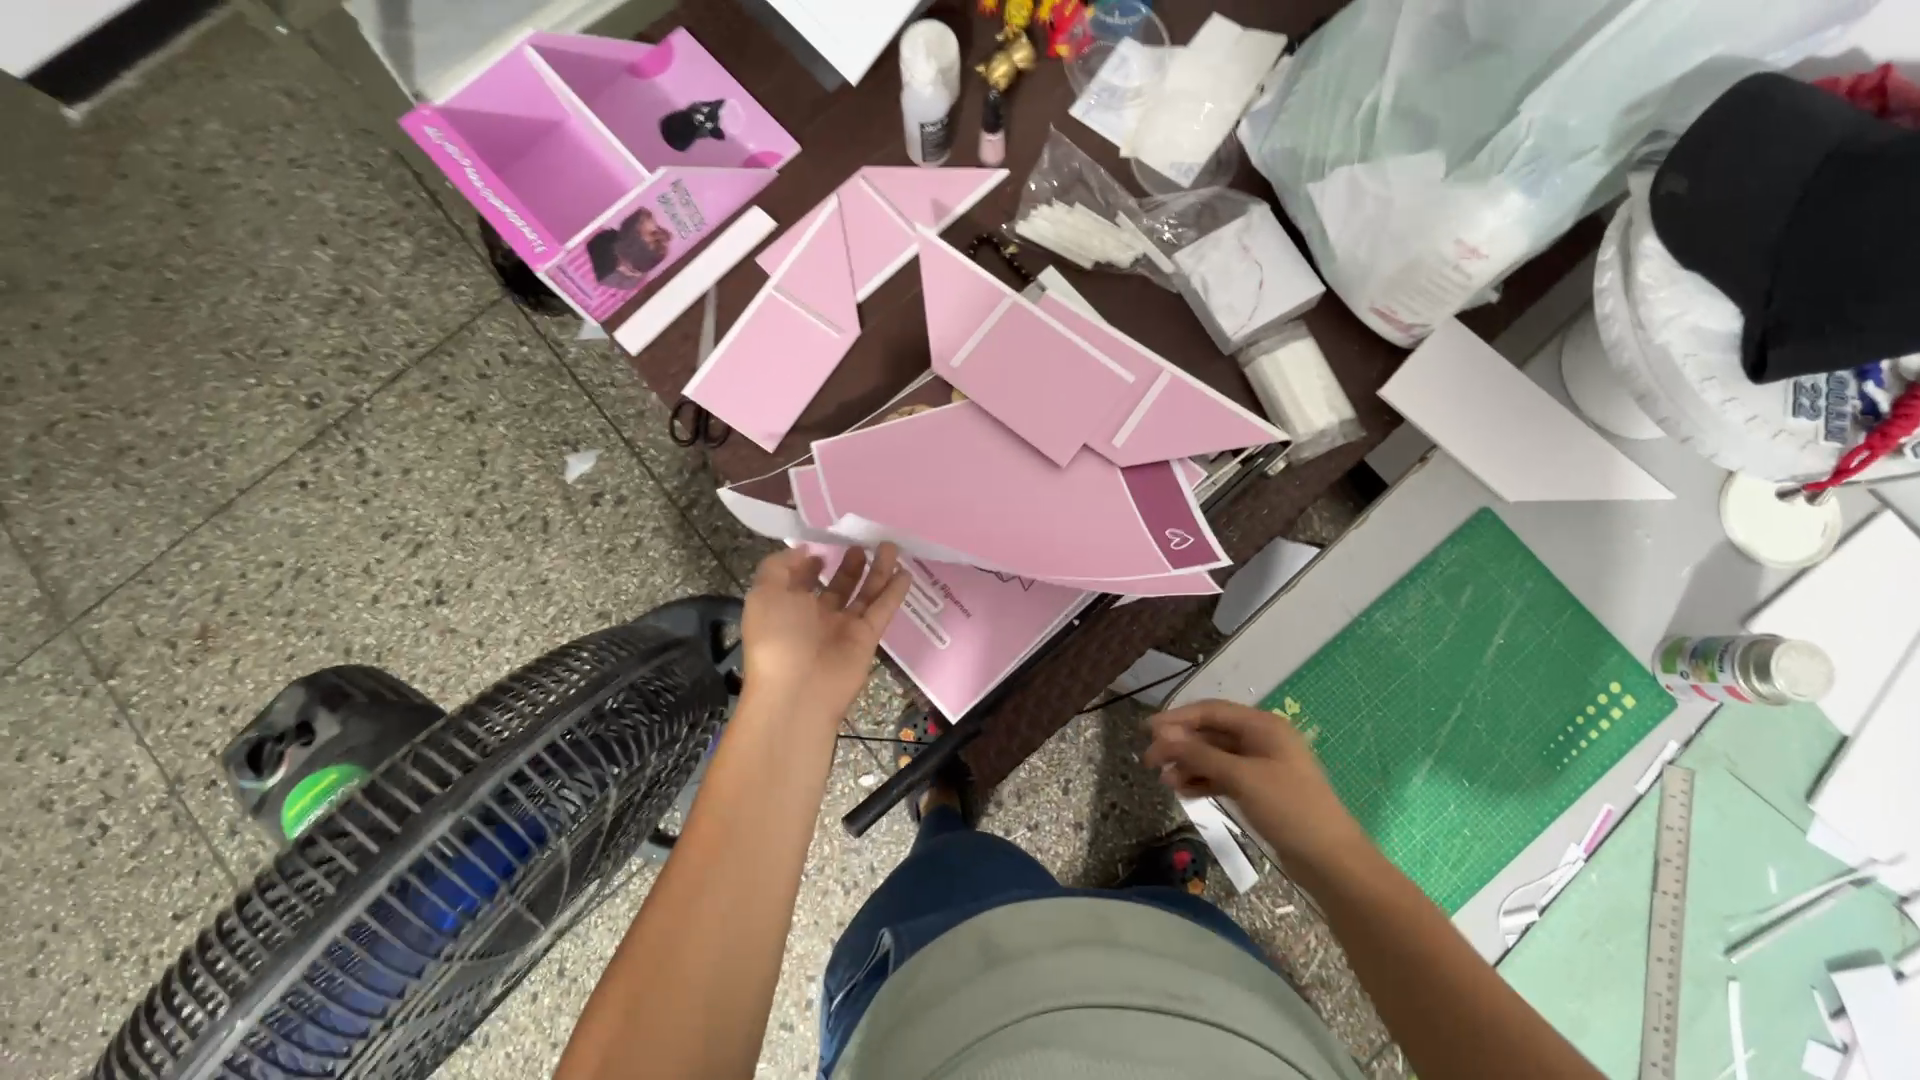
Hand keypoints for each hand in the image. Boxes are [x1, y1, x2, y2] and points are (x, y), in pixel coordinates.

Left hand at [739, 545, 910, 729]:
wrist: (798, 692)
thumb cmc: (776, 638)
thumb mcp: (764, 593)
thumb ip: (780, 567)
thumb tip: (804, 551)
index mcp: (787, 607)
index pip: (801, 580)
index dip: (810, 562)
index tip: (825, 544)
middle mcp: (815, 617)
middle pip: (837, 586)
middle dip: (849, 564)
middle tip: (862, 542)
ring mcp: (843, 628)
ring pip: (864, 594)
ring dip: (877, 571)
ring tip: (889, 546)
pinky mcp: (866, 638)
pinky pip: (882, 610)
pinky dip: (894, 592)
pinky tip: (905, 572)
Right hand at [1143, 699, 1365, 868]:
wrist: (1330, 859)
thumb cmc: (1289, 809)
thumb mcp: (1241, 777)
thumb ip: (1200, 754)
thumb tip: (1162, 736)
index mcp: (1263, 726)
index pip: (1211, 711)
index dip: (1177, 718)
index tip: (1146, 730)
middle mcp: (1261, 740)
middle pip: (1211, 733)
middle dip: (1180, 744)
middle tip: (1149, 761)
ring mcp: (1260, 766)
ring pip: (1214, 756)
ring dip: (1188, 764)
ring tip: (1164, 781)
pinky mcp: (1259, 789)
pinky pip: (1223, 776)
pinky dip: (1203, 780)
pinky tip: (1183, 790)